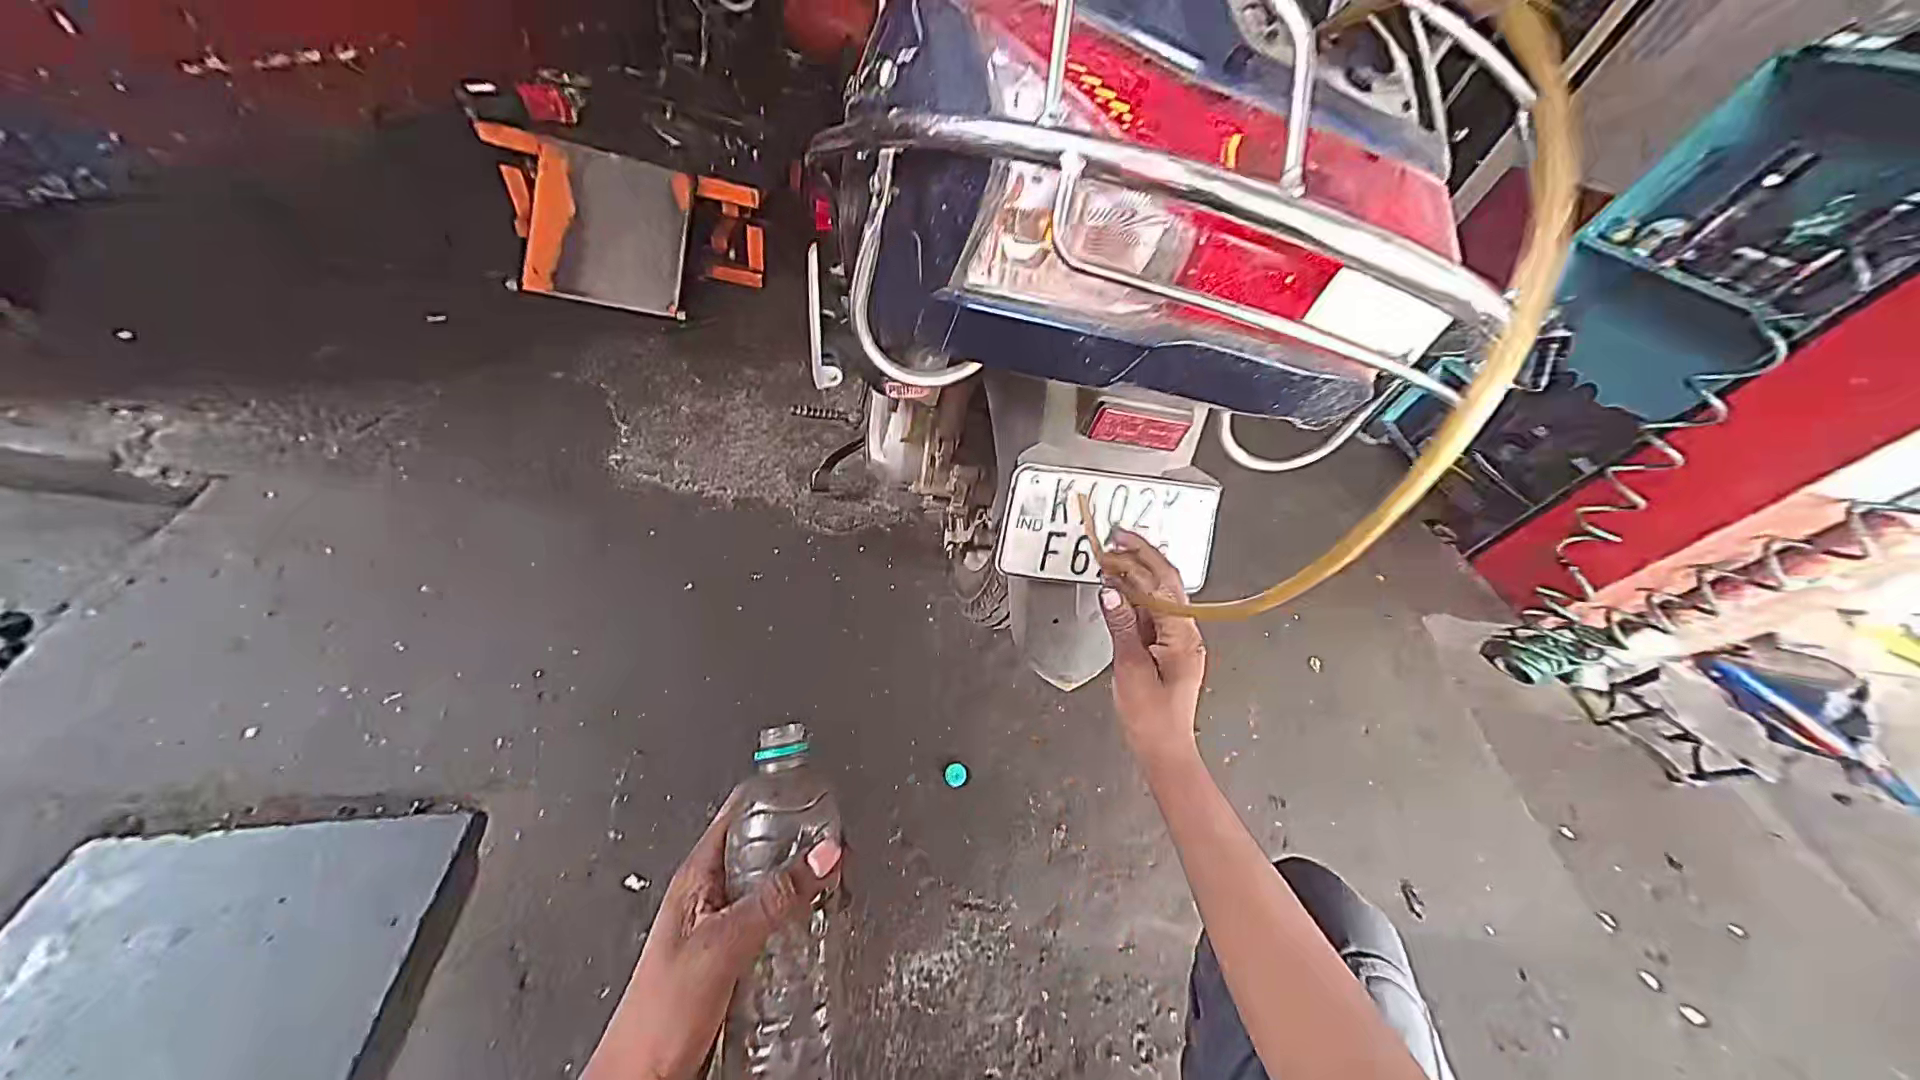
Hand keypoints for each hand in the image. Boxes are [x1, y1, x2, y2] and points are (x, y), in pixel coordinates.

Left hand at [585, 790, 842, 1079]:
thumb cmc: (657, 1015)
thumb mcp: (723, 943)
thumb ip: (775, 899)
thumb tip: (822, 854)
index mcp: (698, 875)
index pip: (742, 812)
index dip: (776, 796)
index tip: (813, 793)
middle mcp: (710, 893)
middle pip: (763, 847)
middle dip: (800, 841)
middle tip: (835, 843)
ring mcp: (723, 923)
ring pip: (771, 884)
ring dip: (802, 881)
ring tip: (833, 879)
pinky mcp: (735, 954)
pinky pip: (773, 919)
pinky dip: (798, 914)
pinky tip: (814, 923)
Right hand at [1098, 528, 1206, 765]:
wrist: (1164, 749)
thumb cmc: (1152, 719)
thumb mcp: (1130, 670)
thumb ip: (1121, 628)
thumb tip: (1110, 594)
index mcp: (1183, 637)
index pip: (1162, 585)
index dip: (1140, 559)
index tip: (1118, 543)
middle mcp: (1185, 634)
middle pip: (1165, 584)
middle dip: (1141, 558)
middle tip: (1116, 541)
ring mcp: (1176, 641)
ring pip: (1157, 597)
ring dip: (1135, 577)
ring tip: (1111, 560)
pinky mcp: (1165, 649)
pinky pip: (1151, 614)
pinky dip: (1133, 598)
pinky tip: (1117, 592)